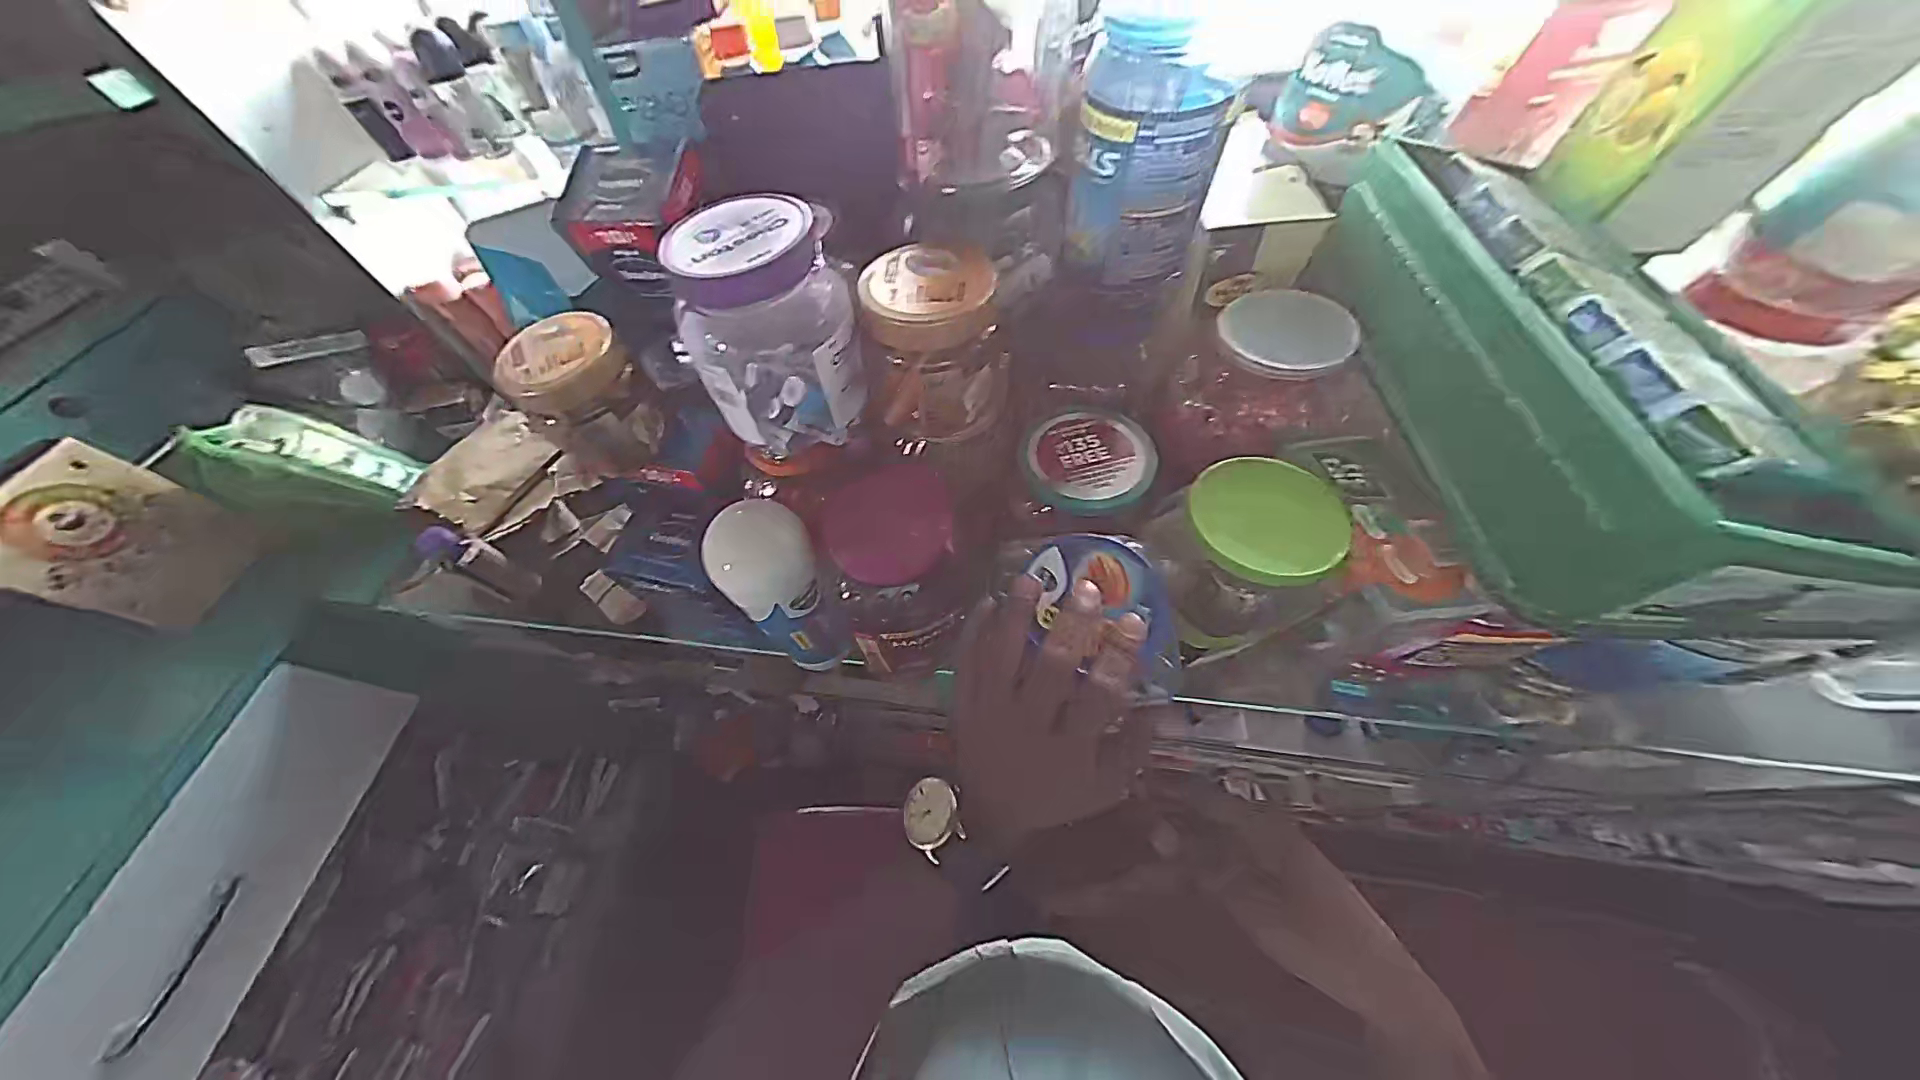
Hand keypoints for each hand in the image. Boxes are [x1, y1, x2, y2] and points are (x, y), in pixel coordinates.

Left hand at [952, 574, 1153, 849]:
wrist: (990, 813)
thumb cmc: (1055, 795)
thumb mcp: (1105, 786)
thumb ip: (1134, 745)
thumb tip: (1162, 702)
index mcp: (1069, 747)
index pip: (1100, 696)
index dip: (1119, 657)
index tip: (1134, 620)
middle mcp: (1028, 724)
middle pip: (1050, 667)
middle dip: (1072, 625)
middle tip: (1087, 588)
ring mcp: (989, 711)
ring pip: (1002, 655)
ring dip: (1017, 614)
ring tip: (1031, 578)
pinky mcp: (963, 703)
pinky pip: (966, 661)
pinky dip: (976, 630)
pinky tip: (990, 600)